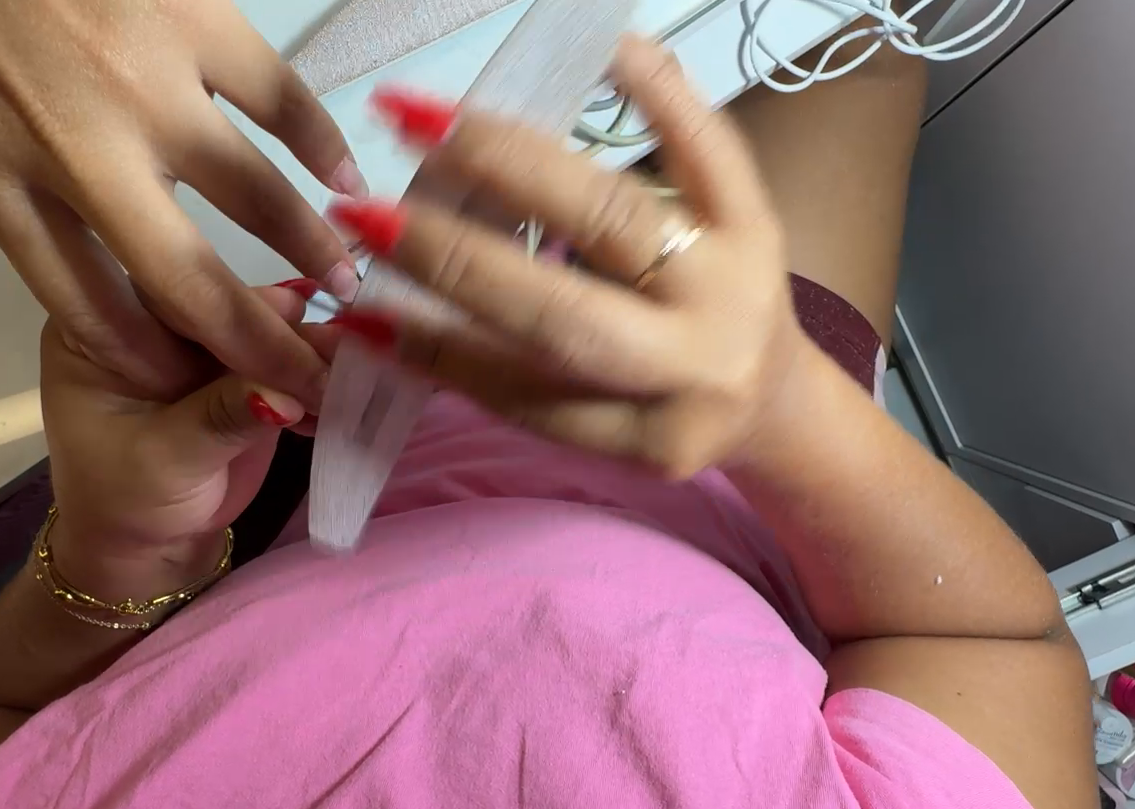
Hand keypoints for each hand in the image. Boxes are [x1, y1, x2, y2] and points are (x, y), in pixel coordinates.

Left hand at [0, 0, 364, 403]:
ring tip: (346, 285)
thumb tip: (139, 300)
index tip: (219, 388)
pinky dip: (322, 145)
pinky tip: (346, 180)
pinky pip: (279, 98)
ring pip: (255, 199)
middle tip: (316, 380)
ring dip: (312, 255)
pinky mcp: (189, 15)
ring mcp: (141, 81)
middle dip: (265, 351)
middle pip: (192, 286)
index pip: (98, 315)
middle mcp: (77, 147)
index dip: (167, 368)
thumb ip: (40, 218)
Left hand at [37, 285, 330, 595]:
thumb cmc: (127, 501)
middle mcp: (156, 325)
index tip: (298, 312)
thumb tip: (284, 393)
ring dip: (313, 355)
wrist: (148, 543)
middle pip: (229, 310)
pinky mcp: (243, 379)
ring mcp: (204, 352)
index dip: (236, 304)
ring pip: (266, 338)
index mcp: (106, 326)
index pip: (173, 296)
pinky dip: (316, 384)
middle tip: (344, 341)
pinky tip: (348, 394)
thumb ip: (221, 420)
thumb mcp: (166, 460)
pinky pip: (285, 370)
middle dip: (288, 330)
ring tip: (357, 369)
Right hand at [329, 36, 817, 478]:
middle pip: (566, 314)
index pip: (530, 396)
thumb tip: (386, 326)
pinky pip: (707, 145)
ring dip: (513, 163)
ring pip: (614, 219)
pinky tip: (602, 45)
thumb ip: (507, 385)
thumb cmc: (668, 415)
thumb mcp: (599, 431)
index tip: (360, 311)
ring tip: (426, 122)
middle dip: (457, 262)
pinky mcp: (758, 219)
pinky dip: (654, 87)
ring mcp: (734, 283)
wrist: (774, 397)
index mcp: (653, 436)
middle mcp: (696, 365)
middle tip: (370, 209)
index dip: (442, 355)